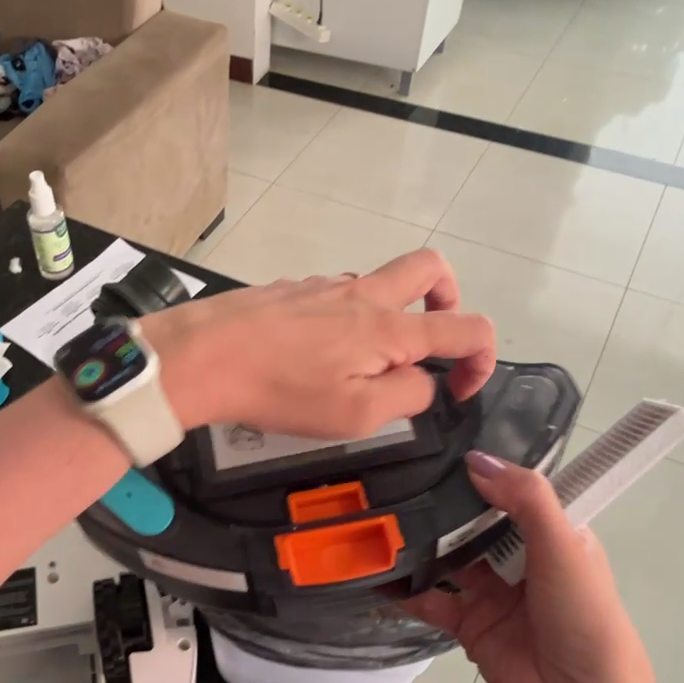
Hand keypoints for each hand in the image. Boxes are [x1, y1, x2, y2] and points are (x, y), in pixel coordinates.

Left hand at [141, 248, 495, 439]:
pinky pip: (333, 296)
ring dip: (386, 316)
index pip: (467, 326)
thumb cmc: (279, 390)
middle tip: (430, 340)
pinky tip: (308, 355)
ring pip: (376, 284)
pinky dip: (342, 320)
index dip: (482, 359)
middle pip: (430, 268)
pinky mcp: (290, 290)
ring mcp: (323, 286)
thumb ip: (406, 396)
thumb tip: (424, 381)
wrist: (201, 356)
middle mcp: (362, 294)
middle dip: (448, 298)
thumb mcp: (355, 415)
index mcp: (388, 328)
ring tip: (354, 366)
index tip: (459, 388)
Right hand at [405, 452, 655, 682]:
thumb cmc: (582, 616)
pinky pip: (431, 600)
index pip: (517, 494)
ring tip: (382, 514)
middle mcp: (523, 561)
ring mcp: (492, 594)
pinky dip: (405, 589)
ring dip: (421, 543)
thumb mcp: (565, 546)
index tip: (443, 445)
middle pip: (477, 524)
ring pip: (450, 558)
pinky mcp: (468, 624)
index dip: (487, 472)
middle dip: (444, 504)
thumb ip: (525, 498)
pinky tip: (377, 571)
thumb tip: (474, 458)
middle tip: (398, 473)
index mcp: (555, 537)